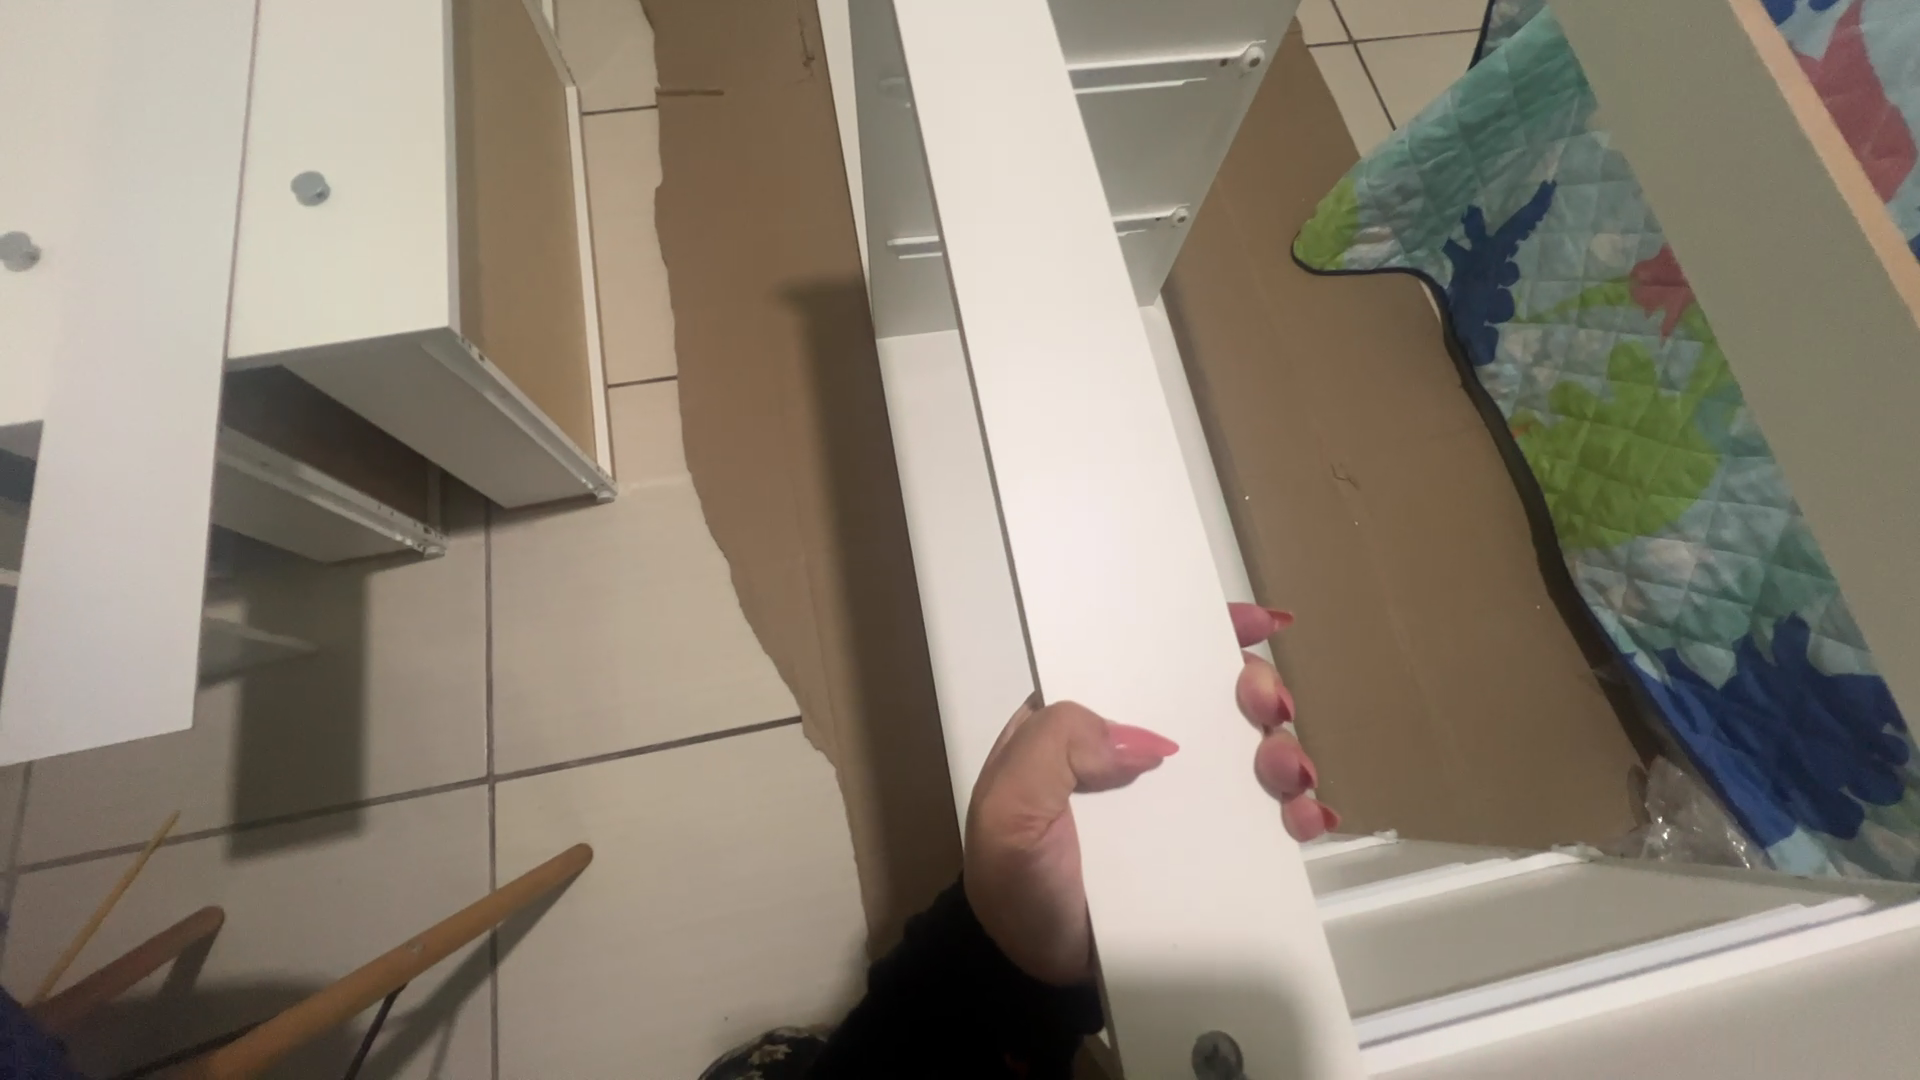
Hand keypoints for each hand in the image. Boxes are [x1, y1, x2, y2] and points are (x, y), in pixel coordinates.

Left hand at [962, 603, 1338, 985]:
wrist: (1032, 965)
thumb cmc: (1012, 879)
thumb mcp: (1010, 803)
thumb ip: (1055, 748)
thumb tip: (1144, 740)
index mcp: (1081, 723)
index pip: (1140, 657)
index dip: (1195, 634)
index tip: (1250, 622)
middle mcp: (1130, 749)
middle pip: (1205, 699)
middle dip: (1251, 690)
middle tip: (1265, 709)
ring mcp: (1171, 798)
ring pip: (1242, 752)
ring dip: (1279, 748)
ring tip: (1285, 773)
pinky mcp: (1202, 846)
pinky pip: (1258, 817)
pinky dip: (1293, 809)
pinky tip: (1305, 817)